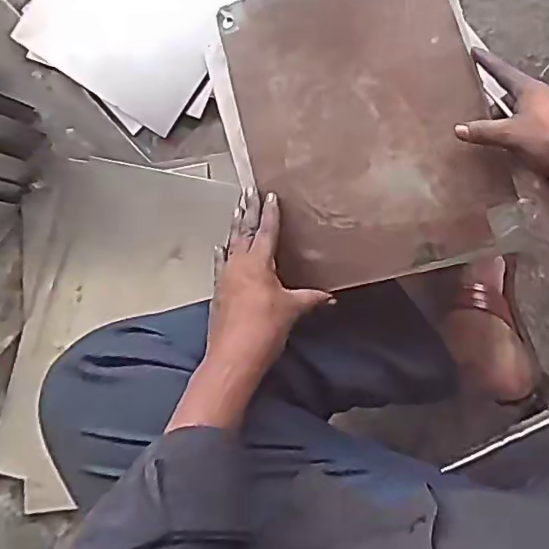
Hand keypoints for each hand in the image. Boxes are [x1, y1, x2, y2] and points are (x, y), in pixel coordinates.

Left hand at [208, 192, 332, 375]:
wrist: (233, 356)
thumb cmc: (265, 328)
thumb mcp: (292, 310)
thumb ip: (311, 299)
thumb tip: (331, 297)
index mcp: (258, 262)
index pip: (266, 231)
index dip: (270, 213)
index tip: (270, 195)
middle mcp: (238, 263)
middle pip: (243, 231)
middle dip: (247, 210)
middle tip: (247, 192)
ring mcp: (225, 276)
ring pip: (230, 244)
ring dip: (234, 228)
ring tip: (236, 211)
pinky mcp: (218, 291)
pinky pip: (220, 264)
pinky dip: (222, 253)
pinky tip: (220, 248)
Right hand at [455, 47, 548, 180]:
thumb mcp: (511, 134)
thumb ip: (484, 131)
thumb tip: (459, 128)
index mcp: (529, 89)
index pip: (502, 70)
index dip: (486, 62)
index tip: (474, 51)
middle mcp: (538, 98)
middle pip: (508, 92)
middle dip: (489, 94)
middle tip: (469, 92)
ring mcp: (546, 115)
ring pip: (515, 112)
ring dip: (499, 117)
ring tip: (478, 122)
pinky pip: (522, 128)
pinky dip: (509, 132)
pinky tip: (499, 143)